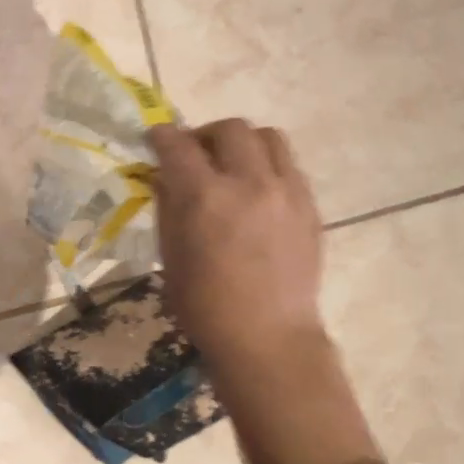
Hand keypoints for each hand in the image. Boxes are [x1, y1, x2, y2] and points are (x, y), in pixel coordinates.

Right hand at [149, 120, 326, 374]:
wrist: (265, 333)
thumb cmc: (202, 303)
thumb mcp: (170, 254)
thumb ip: (168, 207)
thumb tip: (163, 178)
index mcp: (205, 197)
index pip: (179, 146)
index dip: (162, 136)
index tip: (153, 137)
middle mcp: (250, 182)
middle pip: (231, 129)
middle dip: (205, 134)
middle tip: (191, 153)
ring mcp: (287, 191)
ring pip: (268, 138)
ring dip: (242, 143)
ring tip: (228, 165)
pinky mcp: (309, 205)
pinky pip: (288, 166)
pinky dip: (265, 166)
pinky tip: (252, 192)